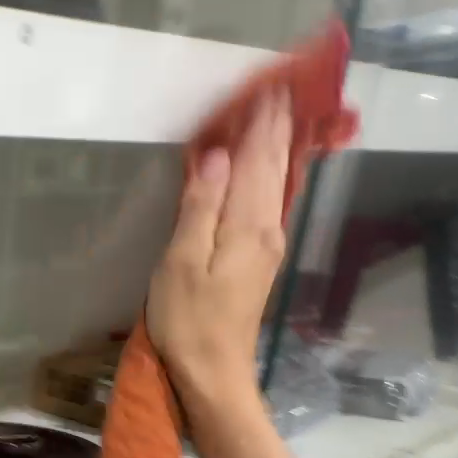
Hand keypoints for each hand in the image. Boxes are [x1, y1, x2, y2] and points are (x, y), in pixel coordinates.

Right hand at [146, 89, 292, 407]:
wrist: (214, 371)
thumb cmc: (189, 321)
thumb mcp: (182, 263)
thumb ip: (200, 209)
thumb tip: (215, 158)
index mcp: (247, 224)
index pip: (255, 158)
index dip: (259, 122)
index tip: (262, 85)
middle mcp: (268, 228)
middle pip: (272, 166)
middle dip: (273, 128)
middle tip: (274, 91)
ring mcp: (268, 246)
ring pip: (274, 183)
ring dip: (272, 149)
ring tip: (272, 118)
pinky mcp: (259, 262)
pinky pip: (267, 202)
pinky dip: (265, 176)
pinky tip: (262, 170)